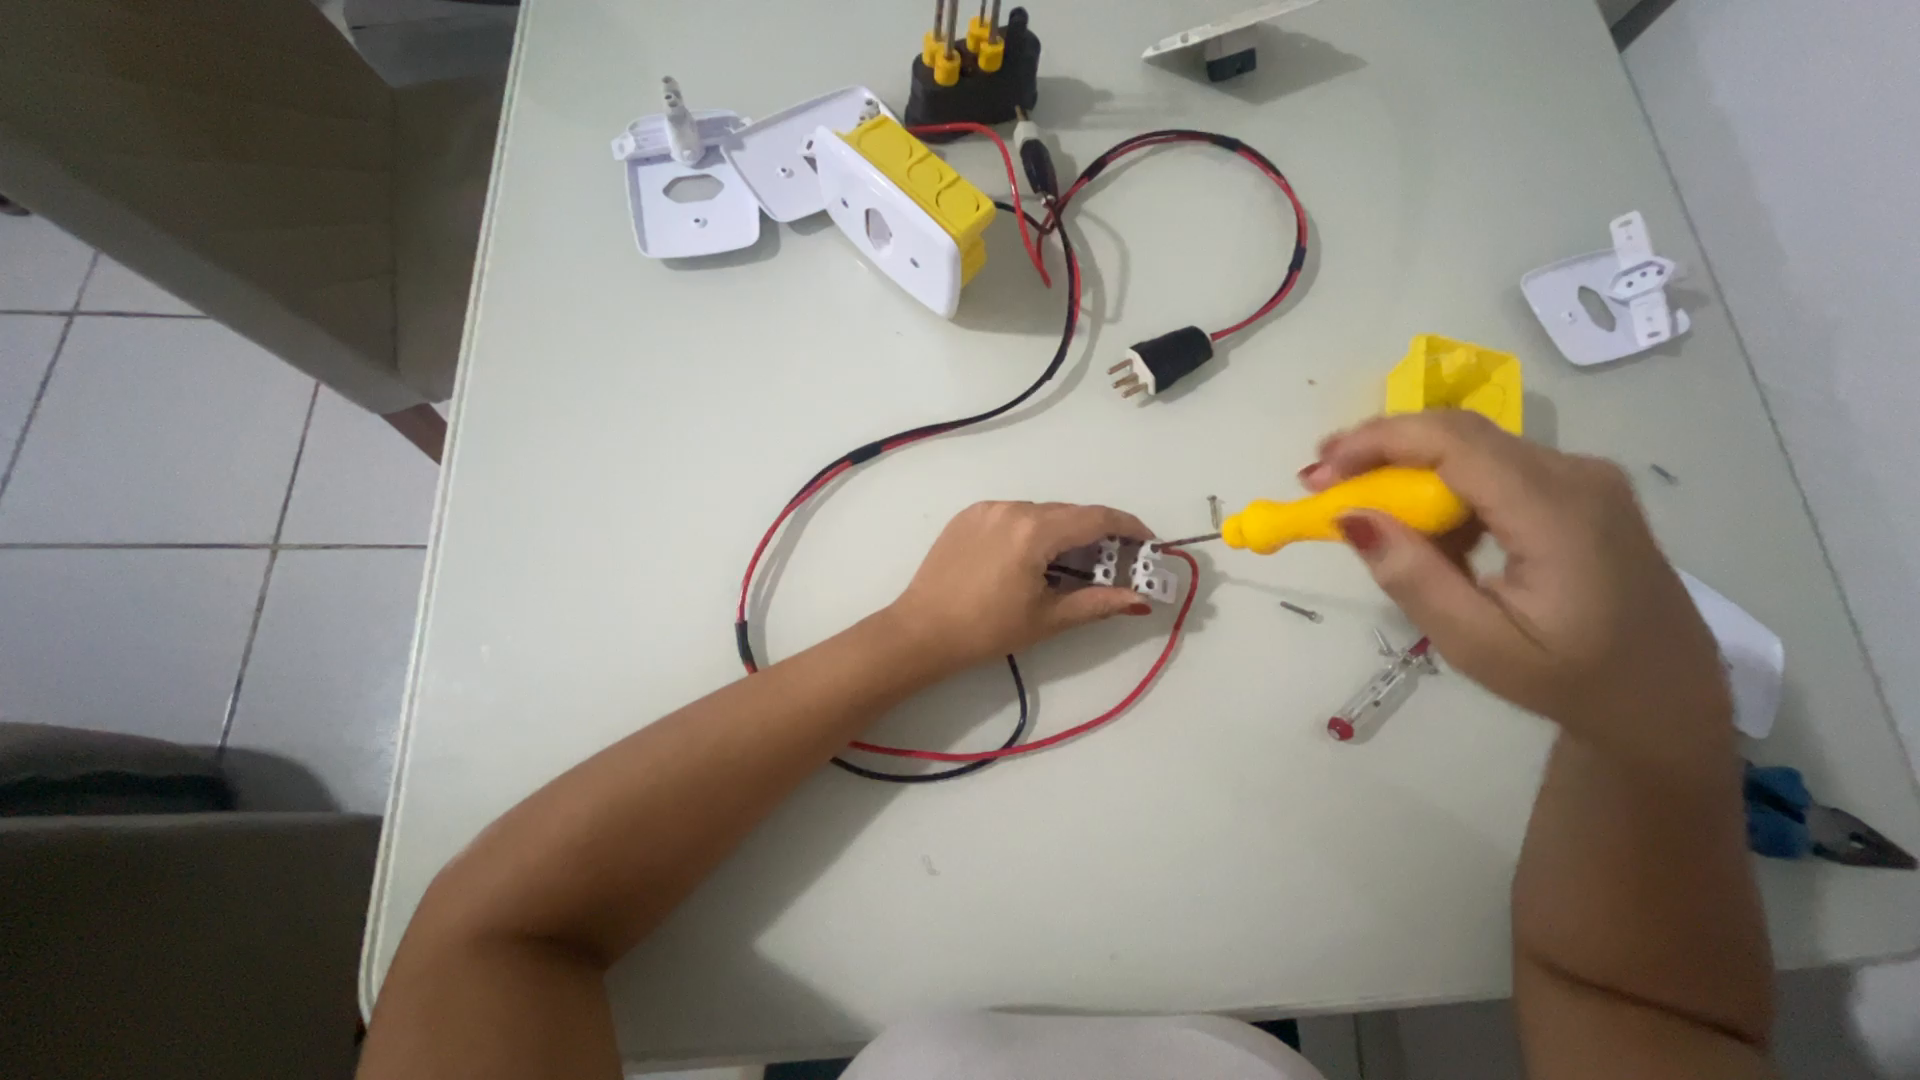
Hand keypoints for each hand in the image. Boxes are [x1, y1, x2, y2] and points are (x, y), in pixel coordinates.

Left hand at [886, 501, 1155, 674]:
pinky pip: (1012, 515)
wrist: (921, 632)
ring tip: (1070, 566)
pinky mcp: (967, 516)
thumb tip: (1140, 600)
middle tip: (1114, 562)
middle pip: (1068, 513)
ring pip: (1040, 512)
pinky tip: (1031, 559)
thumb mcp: (1048, 619)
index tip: (1147, 542)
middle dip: (1096, 534)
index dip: (1128, 527)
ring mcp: (986, 509)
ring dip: (1062, 532)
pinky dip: (1031, 530)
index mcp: (1034, 531)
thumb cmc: (987, 630)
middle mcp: (1011, 508)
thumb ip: (1098, 603)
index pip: (1095, 518)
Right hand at [1305, 411, 1731, 763]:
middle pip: (1458, 433)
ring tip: (1364, 515)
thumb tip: (1348, 517)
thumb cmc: (1568, 677)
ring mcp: (1582, 477)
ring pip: (1472, 447)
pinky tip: (1425, 531)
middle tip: (1319, 482)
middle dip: (1379, 449)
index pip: (1453, 442)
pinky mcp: (1577, 488)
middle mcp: (1574, 475)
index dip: (1376, 443)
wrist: (1664, 697)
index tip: (1317, 473)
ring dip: (1407, 470)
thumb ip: (1413, 577)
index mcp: (1557, 513)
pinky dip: (1442, 487)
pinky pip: (1493, 467)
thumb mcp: (1477, 643)